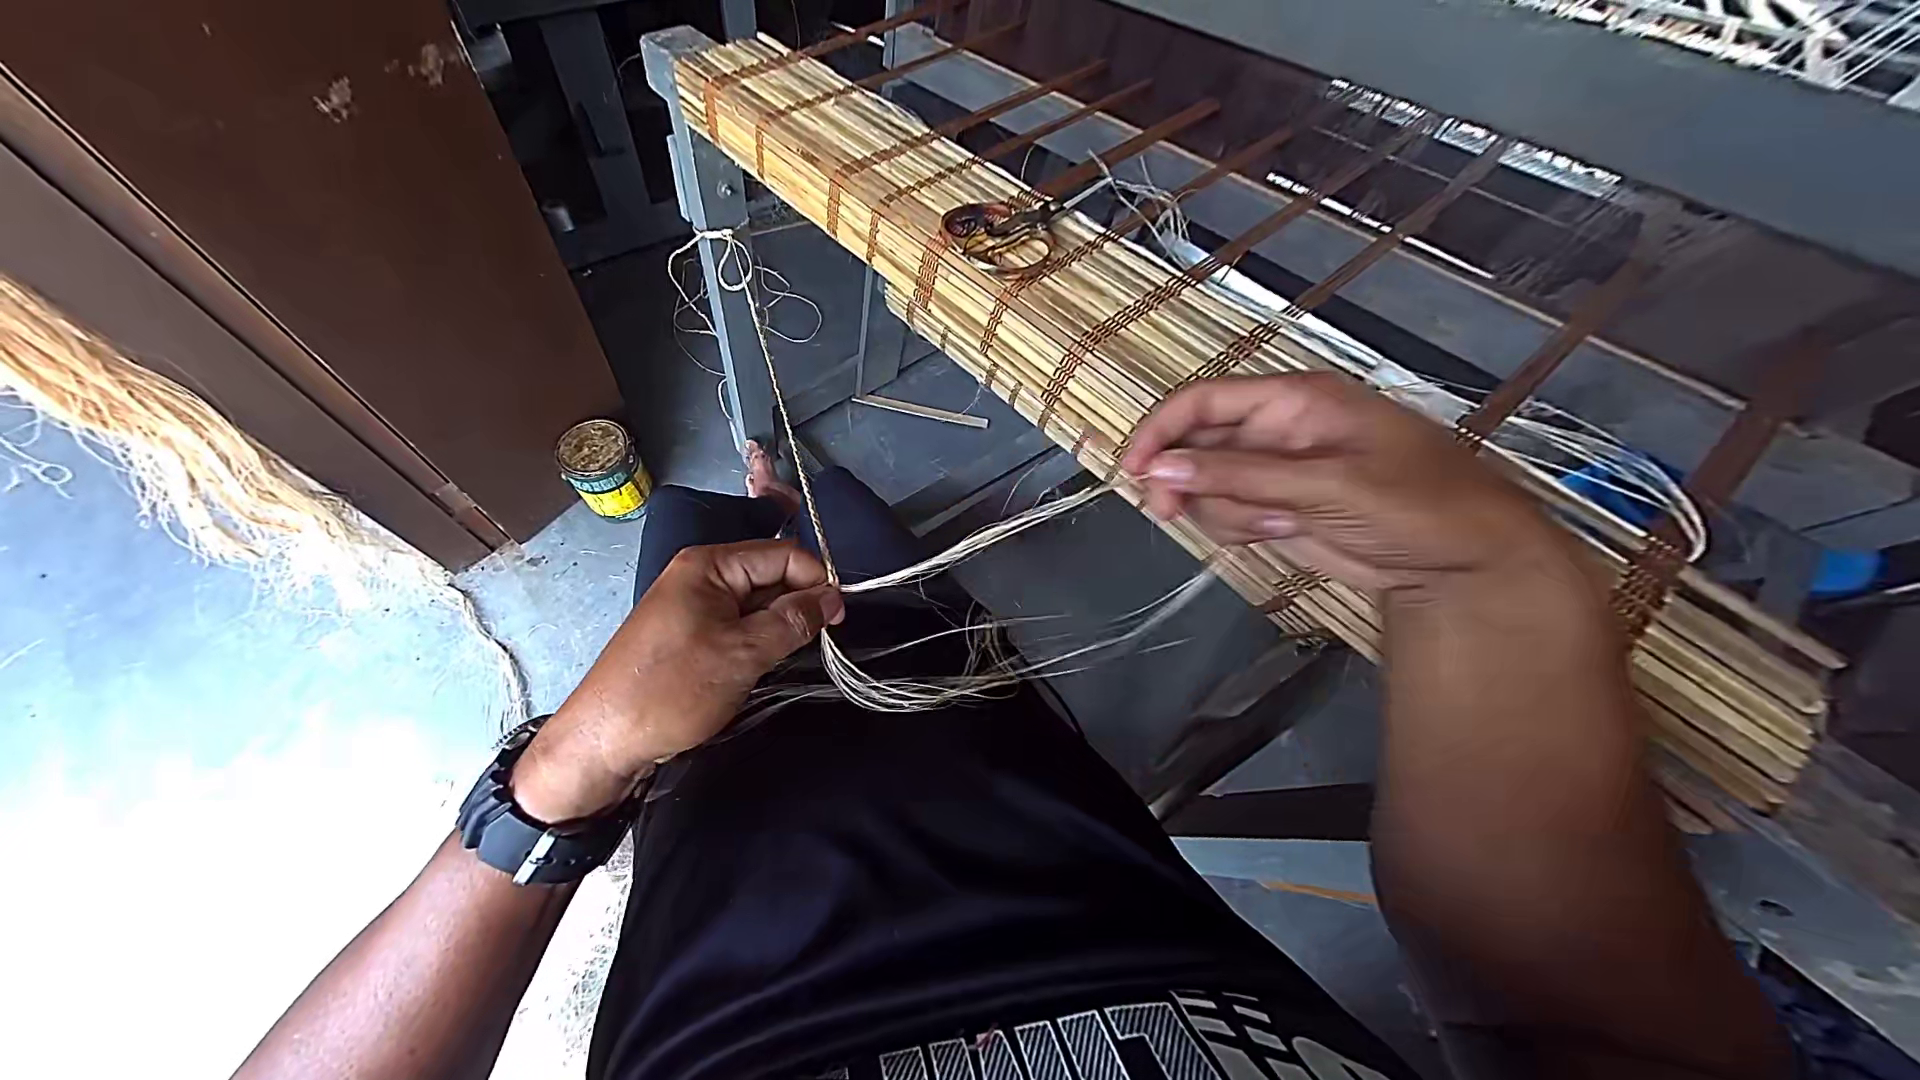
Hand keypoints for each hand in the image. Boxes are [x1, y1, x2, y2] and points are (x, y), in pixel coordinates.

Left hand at [511, 539, 843, 820]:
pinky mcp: (693, 634)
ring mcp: (696, 606)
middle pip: (771, 575)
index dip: (816, 580)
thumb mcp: (743, 653)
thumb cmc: (672, 690)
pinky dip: (761, 640)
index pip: (783, 555)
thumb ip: (794, 620)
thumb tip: (834, 597)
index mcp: (709, 565)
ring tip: (793, 654)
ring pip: (759, 603)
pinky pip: (741, 624)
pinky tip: (768, 662)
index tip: (840, 617)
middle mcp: (702, 576)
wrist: (602, 743)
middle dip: (800, 603)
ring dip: (781, 625)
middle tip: (823, 640)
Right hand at [1121, 373, 1582, 601]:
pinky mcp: (1275, 508)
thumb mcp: (1325, 483)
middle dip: (1184, 480)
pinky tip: (1280, 533)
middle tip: (1169, 512)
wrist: (1464, 562)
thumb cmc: (1415, 502)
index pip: (1203, 401)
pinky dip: (1239, 528)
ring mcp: (1273, 472)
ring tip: (1275, 524)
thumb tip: (1160, 470)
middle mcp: (1274, 431)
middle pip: (1196, 446)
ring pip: (1206, 486)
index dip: (1160, 430)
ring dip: (1223, 511)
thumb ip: (1237, 475)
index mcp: (1291, 401)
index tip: (1133, 469)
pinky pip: (1226, 514)